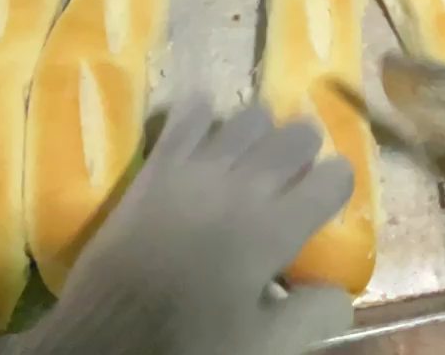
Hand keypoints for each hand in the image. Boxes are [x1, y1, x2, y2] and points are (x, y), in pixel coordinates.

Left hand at [20, 97, 356, 354]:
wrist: (102, 344)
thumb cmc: (190, 347)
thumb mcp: (262, 348)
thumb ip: (311, 316)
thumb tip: (342, 292)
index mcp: (276, 227)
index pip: (334, 177)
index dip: (337, 185)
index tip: (328, 199)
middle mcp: (246, 183)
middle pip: (298, 135)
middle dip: (305, 152)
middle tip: (293, 178)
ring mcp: (200, 166)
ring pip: (252, 116)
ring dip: (262, 133)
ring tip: (252, 157)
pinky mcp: (160, 163)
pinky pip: (189, 114)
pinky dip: (203, 113)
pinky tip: (206, 126)